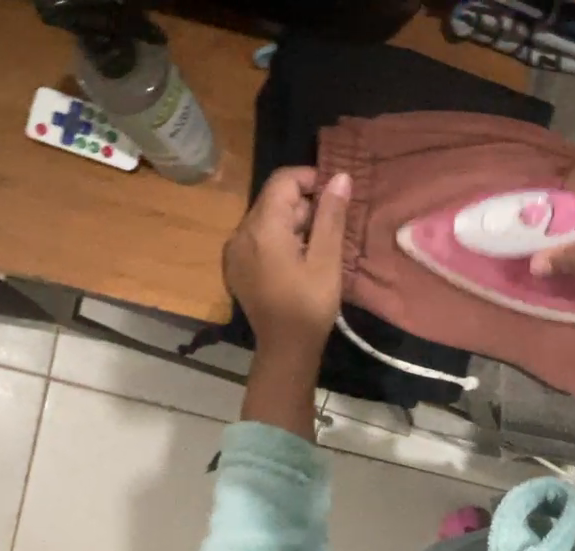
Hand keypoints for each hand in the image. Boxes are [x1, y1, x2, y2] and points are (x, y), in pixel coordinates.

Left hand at [224, 167, 350, 366]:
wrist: (285, 350)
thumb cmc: (310, 307)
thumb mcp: (326, 261)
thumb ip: (331, 216)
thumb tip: (341, 177)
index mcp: (262, 228)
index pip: (283, 181)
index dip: (310, 179)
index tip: (335, 196)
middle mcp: (240, 233)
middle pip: (273, 201)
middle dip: (303, 207)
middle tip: (330, 231)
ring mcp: (233, 251)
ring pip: (265, 221)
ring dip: (291, 225)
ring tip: (316, 249)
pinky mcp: (235, 267)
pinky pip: (256, 240)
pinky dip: (277, 241)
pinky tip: (295, 263)